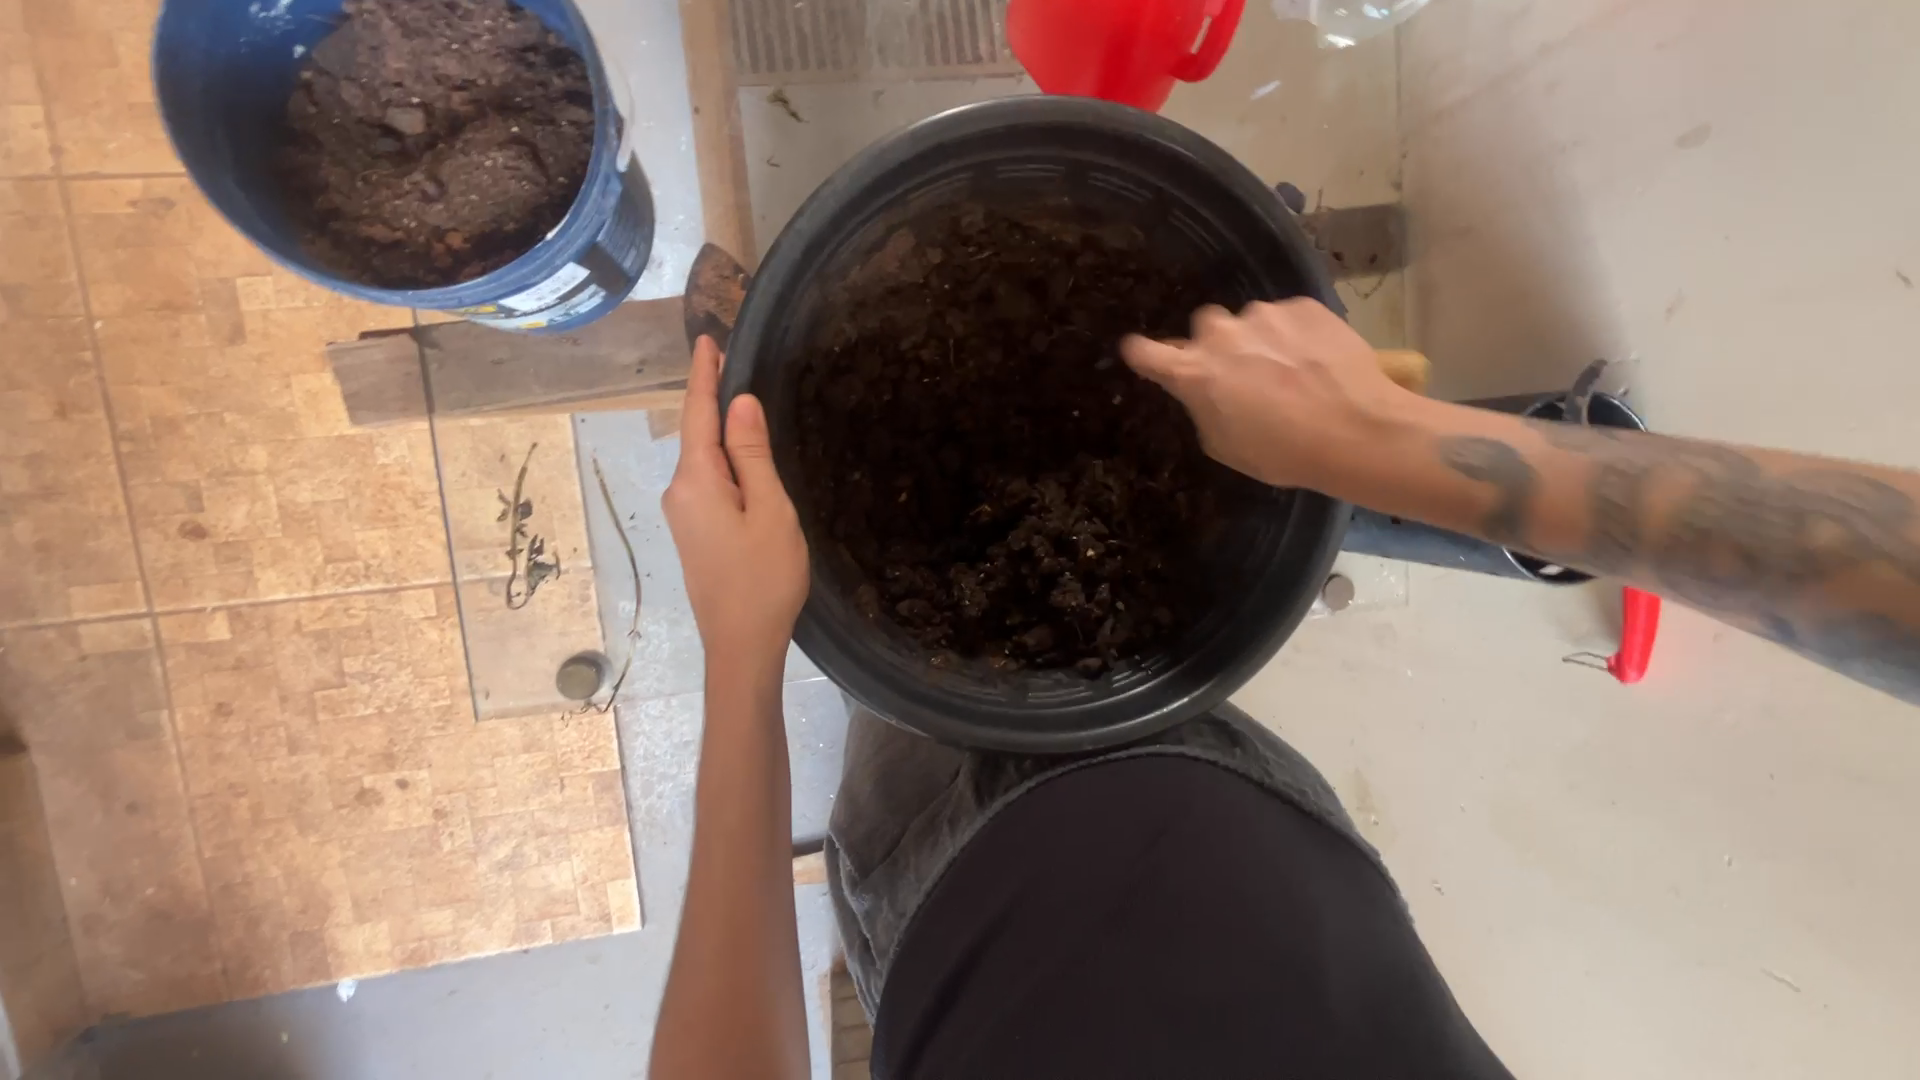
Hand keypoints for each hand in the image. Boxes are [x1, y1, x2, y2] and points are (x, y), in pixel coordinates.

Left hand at [663, 336, 809, 668]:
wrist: (742, 644)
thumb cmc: (764, 578)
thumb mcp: (769, 510)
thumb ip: (752, 455)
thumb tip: (739, 403)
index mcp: (696, 481)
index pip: (697, 414)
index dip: (703, 375)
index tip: (706, 338)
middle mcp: (679, 492)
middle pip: (698, 435)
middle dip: (714, 399)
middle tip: (736, 363)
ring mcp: (683, 515)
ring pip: (705, 462)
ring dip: (722, 433)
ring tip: (747, 406)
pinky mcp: (694, 533)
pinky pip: (708, 483)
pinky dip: (725, 462)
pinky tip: (745, 461)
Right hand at [1120, 299, 1416, 489]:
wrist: (1356, 430)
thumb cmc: (1281, 452)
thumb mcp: (1222, 445)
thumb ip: (1201, 408)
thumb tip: (1204, 391)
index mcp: (1193, 373)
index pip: (1144, 351)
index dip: (1141, 353)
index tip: (1141, 354)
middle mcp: (1221, 334)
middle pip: (1202, 329)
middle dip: (1214, 347)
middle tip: (1238, 374)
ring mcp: (1264, 315)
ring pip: (1247, 323)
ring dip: (1256, 341)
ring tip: (1287, 371)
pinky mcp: (1303, 305)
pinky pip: (1285, 317)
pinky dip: (1291, 334)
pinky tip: (1312, 361)